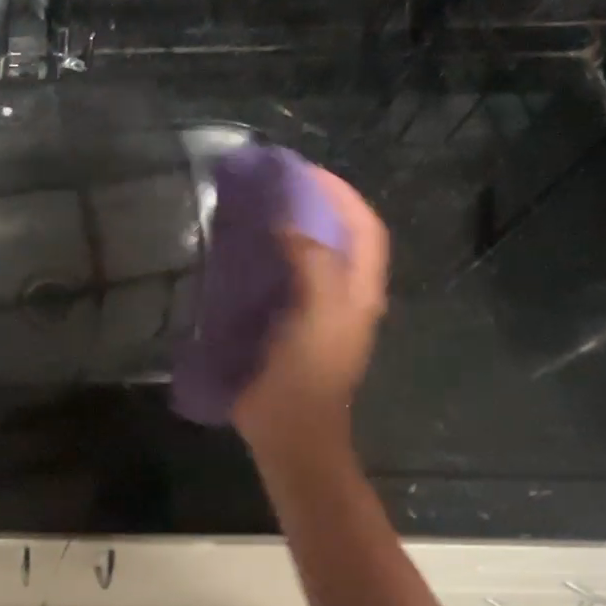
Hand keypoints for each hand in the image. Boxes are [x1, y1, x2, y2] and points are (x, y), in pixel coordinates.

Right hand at [232, 166, 390, 452]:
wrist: (290, 435)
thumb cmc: (305, 377)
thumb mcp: (316, 318)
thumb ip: (314, 267)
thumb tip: (293, 227)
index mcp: (359, 291)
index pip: (363, 227)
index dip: (339, 194)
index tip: (301, 171)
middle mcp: (346, 296)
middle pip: (342, 236)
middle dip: (315, 203)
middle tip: (273, 183)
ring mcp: (321, 312)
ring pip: (315, 254)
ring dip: (294, 225)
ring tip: (256, 206)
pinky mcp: (294, 324)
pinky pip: (289, 275)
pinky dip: (273, 253)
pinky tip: (243, 250)